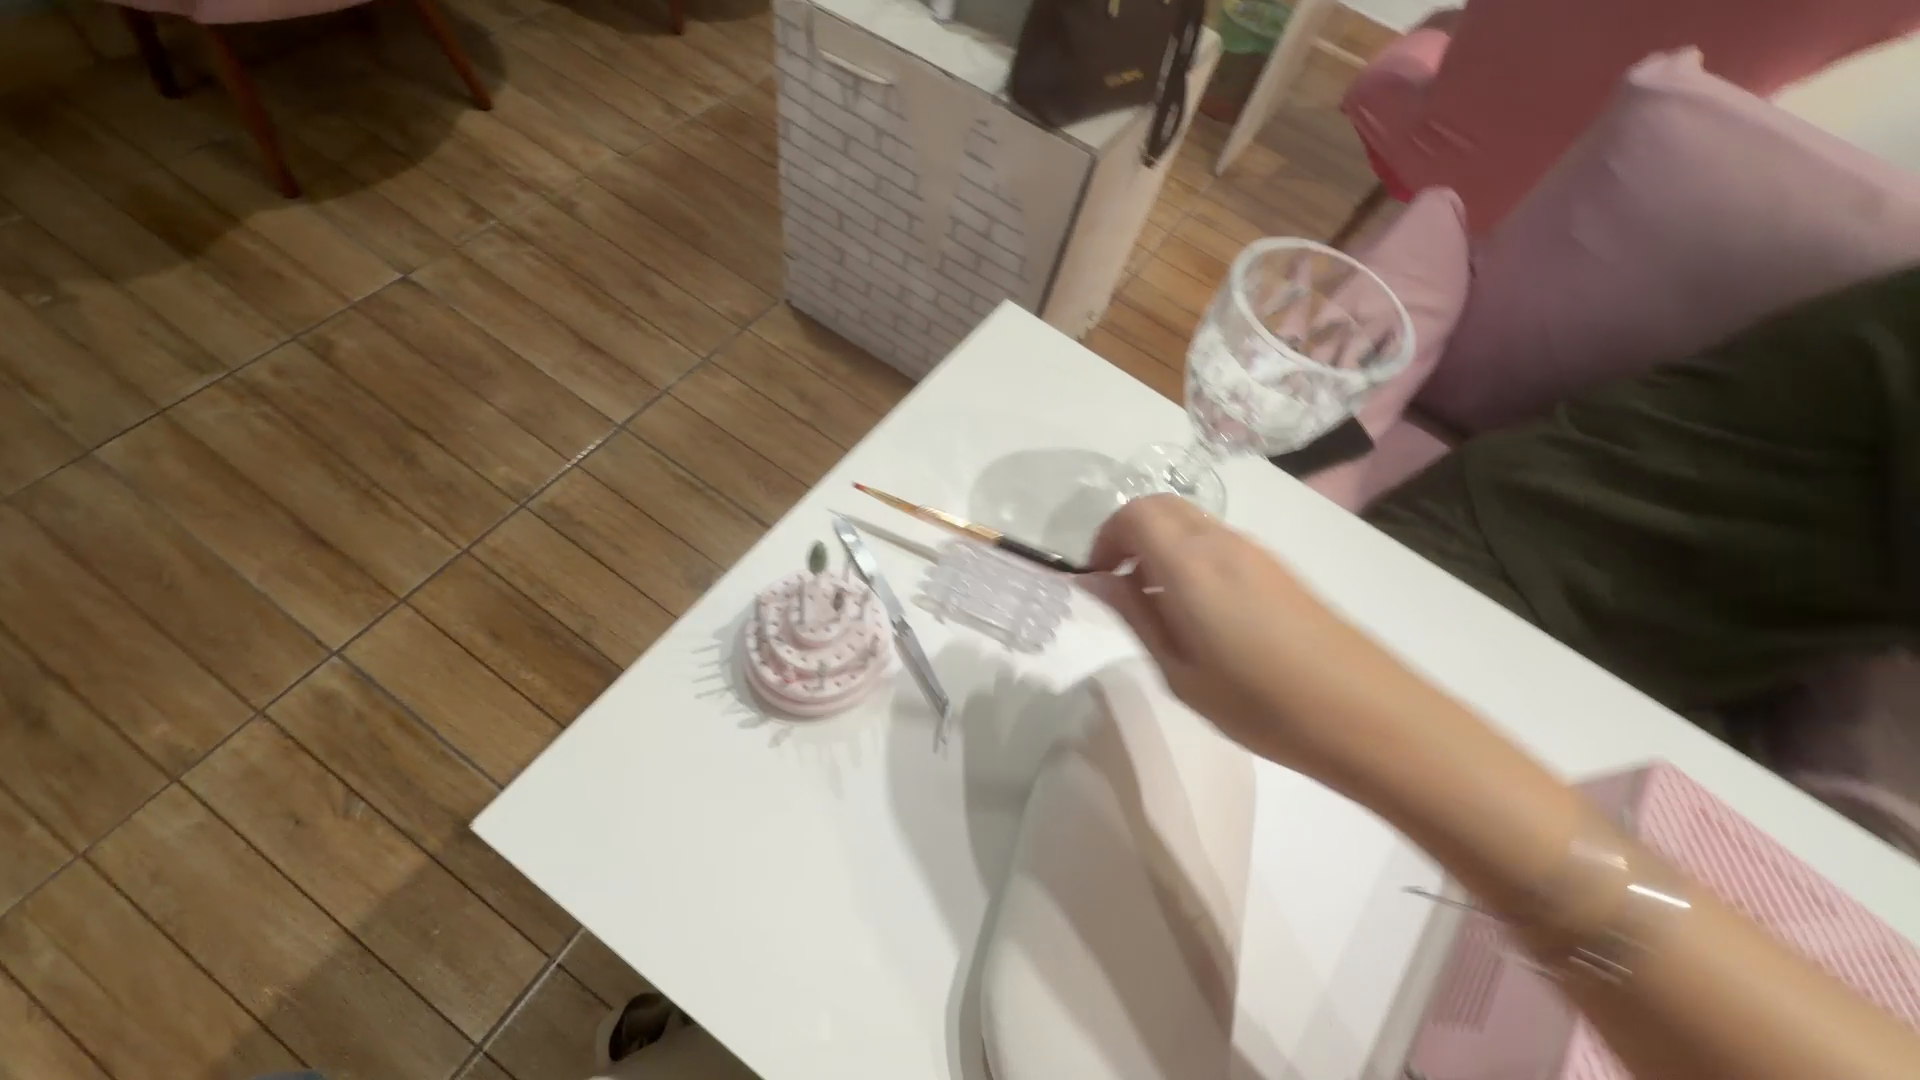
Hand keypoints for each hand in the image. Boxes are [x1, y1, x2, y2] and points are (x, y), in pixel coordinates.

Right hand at [1082, 495, 1344, 764]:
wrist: (1365, 714)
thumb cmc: (1260, 704)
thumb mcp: (1179, 673)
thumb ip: (1136, 617)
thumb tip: (1100, 581)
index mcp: (1191, 564)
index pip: (1134, 514)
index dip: (1105, 539)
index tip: (1098, 581)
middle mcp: (1223, 543)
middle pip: (1162, 507)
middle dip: (1129, 536)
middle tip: (1122, 588)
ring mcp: (1257, 552)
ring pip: (1192, 523)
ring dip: (1162, 548)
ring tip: (1160, 610)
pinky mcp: (1279, 570)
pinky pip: (1219, 544)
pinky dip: (1191, 559)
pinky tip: (1202, 616)